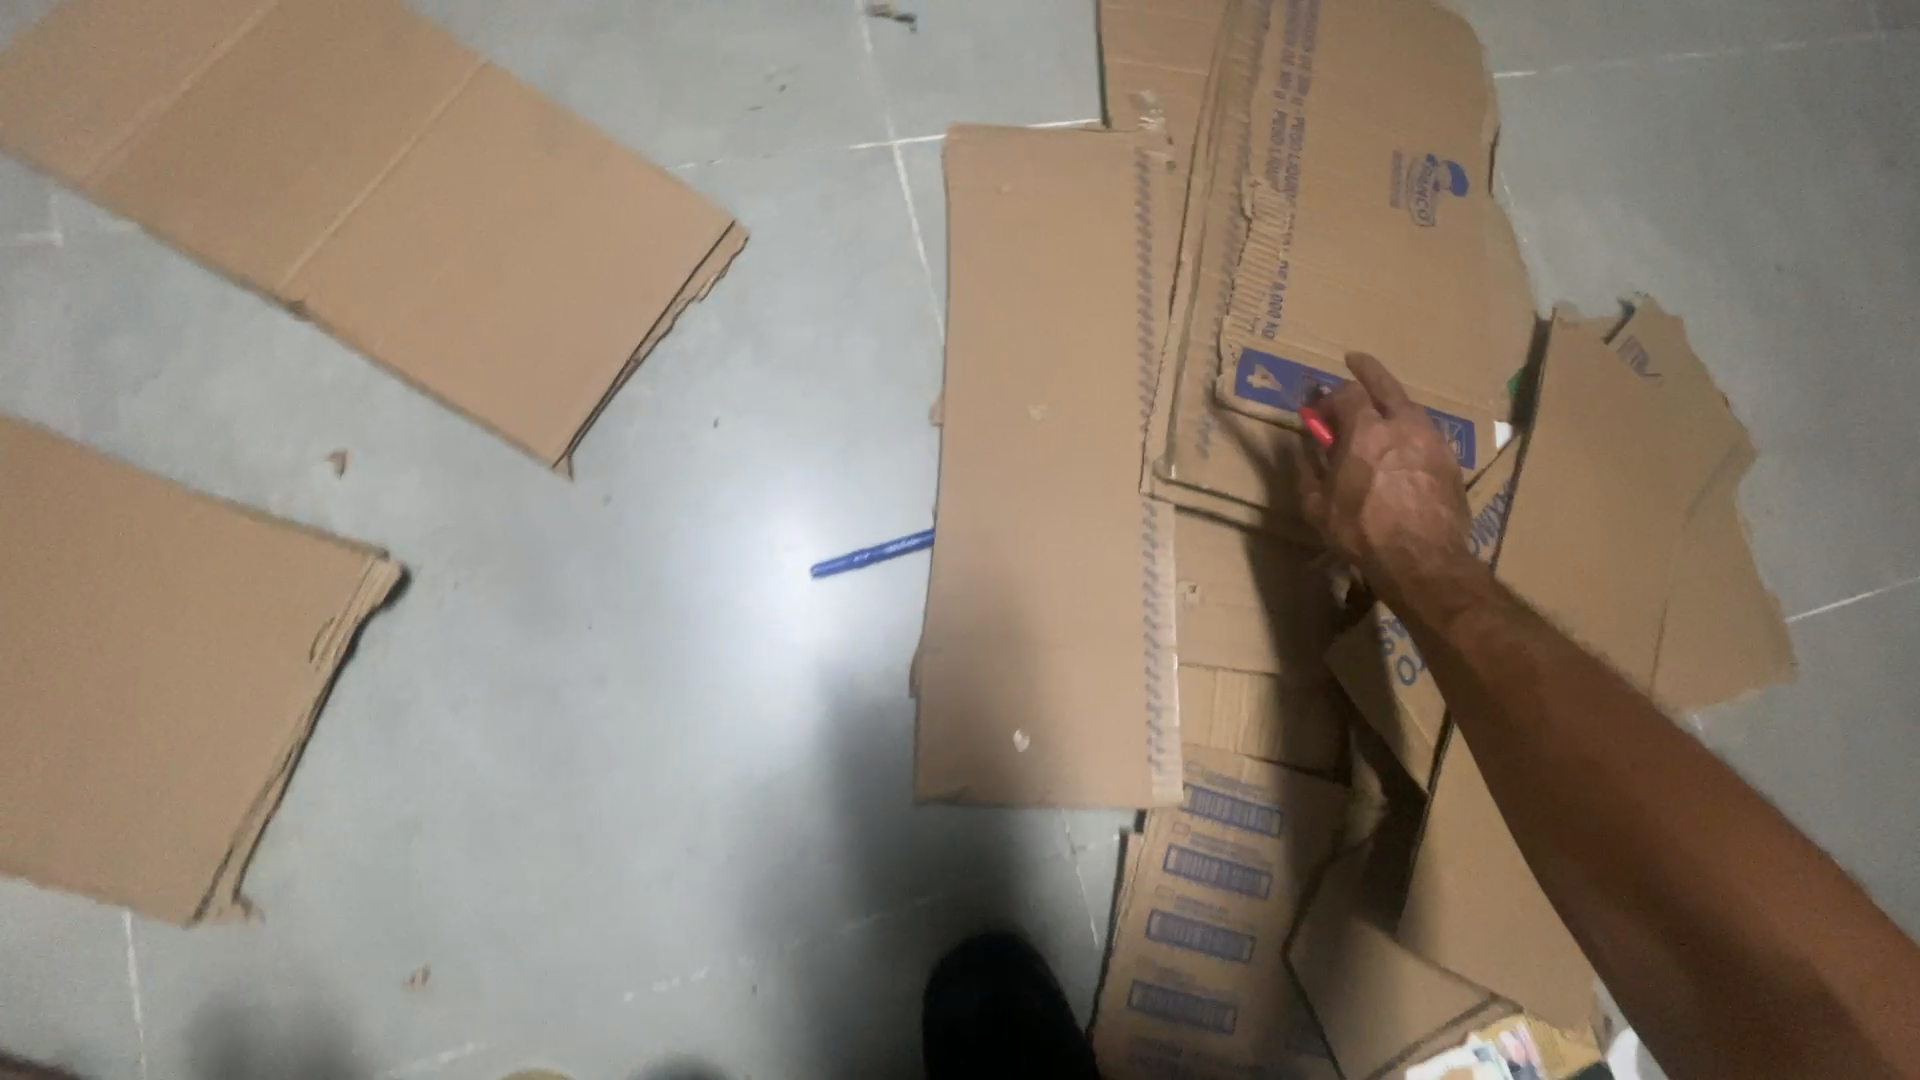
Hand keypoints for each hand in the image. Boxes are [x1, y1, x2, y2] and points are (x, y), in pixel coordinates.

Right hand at [1298, 353, 1477, 614]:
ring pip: (1409, 406)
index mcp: (1366, 430)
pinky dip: (1408, 429)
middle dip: (1366, 370)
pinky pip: (1424, 432)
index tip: (1316, 410)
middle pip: (1385, 384)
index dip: (1328, 396)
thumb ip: (1307, 468)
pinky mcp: (1449, 460)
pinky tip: (1400, 445)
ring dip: (1390, 402)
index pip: (1347, 391)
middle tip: (1354, 361)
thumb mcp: (1317, 504)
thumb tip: (1302, 448)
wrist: (1421, 558)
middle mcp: (1402, 424)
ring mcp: (1432, 440)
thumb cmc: (1360, 531)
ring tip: (1377, 411)